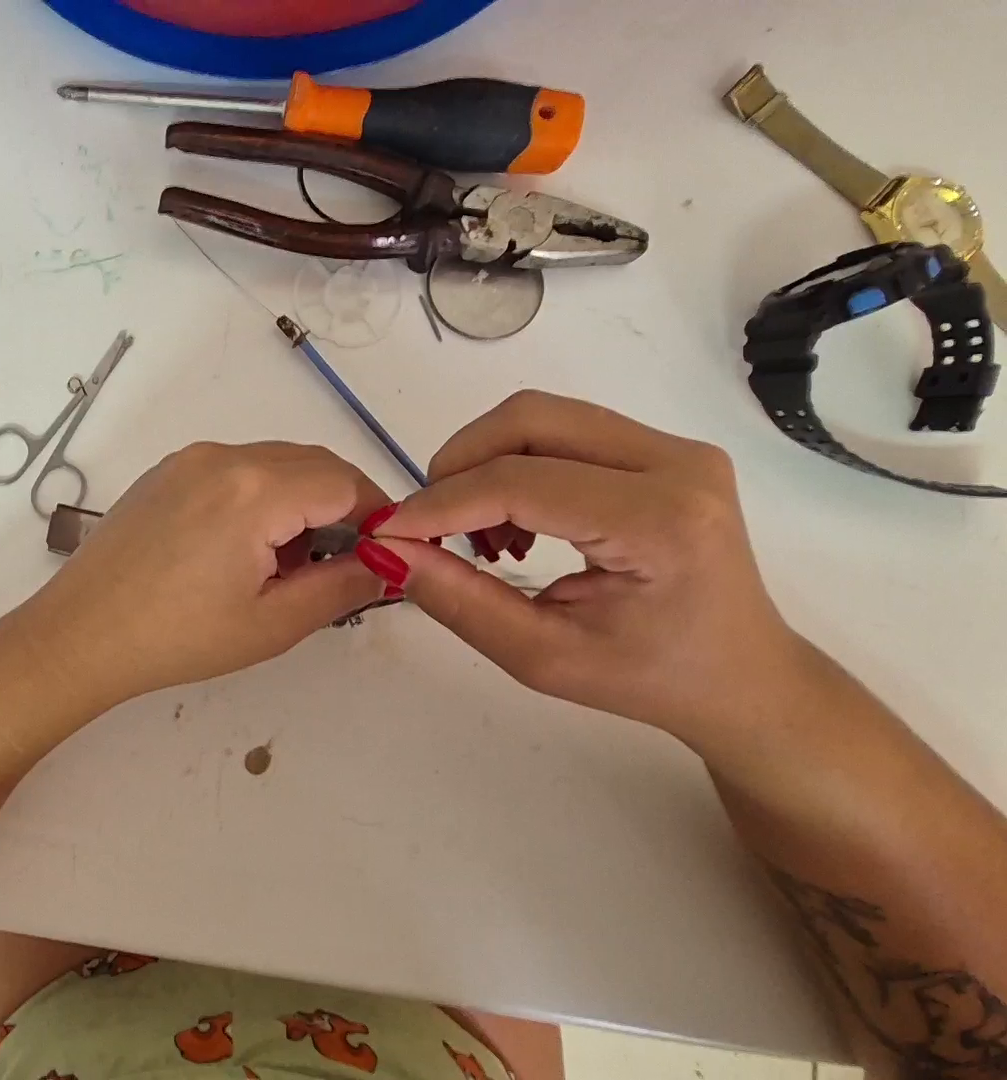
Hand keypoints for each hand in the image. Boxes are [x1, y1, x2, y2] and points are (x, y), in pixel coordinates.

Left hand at [21, 442, 390, 710]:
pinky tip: (241, 548)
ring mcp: (185, 461)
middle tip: (338, 564)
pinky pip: (231, 470)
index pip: (345, 482)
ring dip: (297, 501)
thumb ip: (344, 585)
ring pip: (271, 463)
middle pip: (310, 464)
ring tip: (284, 564)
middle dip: (339, 507)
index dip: (377, 515)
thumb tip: (389, 560)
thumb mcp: (273, 622)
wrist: (81, 634)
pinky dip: (256, 497)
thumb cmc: (177, 637)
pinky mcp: (162, 473)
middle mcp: (221, 458)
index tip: (385, 553)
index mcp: (254, 489)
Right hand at [364, 391, 815, 740]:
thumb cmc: (648, 679)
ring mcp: (673, 449)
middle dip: (456, 466)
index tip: (383, 534)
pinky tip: (511, 523)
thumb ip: (458, 600)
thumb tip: (384, 551)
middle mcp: (676, 464)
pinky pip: (559, 432)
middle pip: (527, 420)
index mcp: (660, 522)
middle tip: (428, 527)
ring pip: (538, 418)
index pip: (519, 482)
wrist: (742, 678)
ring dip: (481, 465)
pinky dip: (510, 466)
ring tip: (477, 534)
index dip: (437, 504)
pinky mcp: (660, 450)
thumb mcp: (541, 658)